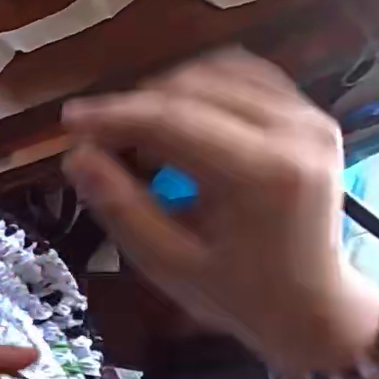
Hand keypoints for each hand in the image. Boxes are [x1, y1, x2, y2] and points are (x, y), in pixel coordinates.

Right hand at [61, 49, 378, 376]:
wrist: (310, 305)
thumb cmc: (234, 293)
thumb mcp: (166, 262)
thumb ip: (120, 207)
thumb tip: (76, 157)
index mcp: (261, 174)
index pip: (172, 119)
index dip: (113, 115)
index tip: (69, 121)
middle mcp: (294, 131)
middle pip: (192, 88)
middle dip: (133, 107)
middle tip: (96, 139)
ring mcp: (308, 118)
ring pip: (216, 73)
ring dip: (163, 96)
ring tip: (134, 137)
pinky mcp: (310, 116)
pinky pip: (244, 78)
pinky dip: (198, 90)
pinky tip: (174, 121)